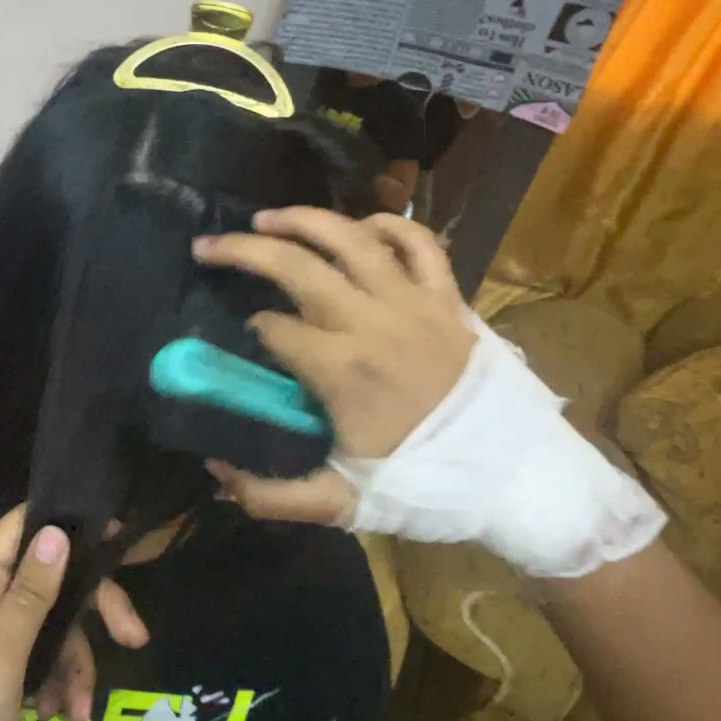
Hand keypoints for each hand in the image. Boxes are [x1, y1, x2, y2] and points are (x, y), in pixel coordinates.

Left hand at [0, 507, 144, 720]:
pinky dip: (59, 686)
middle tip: (133, 635)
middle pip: (51, 580)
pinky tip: (65, 718)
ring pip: (54, 626)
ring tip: (80, 711)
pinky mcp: (0, 674)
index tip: (120, 535)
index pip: (22, 527)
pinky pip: (42, 662)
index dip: (68, 523)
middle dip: (93, 609)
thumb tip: (57, 531)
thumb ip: (30, 594)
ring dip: (75, 664)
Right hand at [194, 207, 663, 577]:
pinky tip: (358, 227)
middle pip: (296, 266)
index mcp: (342, 369)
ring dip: (303, 220)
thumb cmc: (423, 486)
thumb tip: (215, 469)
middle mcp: (373, 322)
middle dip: (244, 251)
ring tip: (266, 217)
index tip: (241, 342)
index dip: (248, 331)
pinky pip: (419, 243)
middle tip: (207, 245)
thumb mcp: (338, 503)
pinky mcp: (448, 298)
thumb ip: (269, 494)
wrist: (513, 478)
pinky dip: (388, 225)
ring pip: (352, 239)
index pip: (273, 329)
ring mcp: (415, 303)